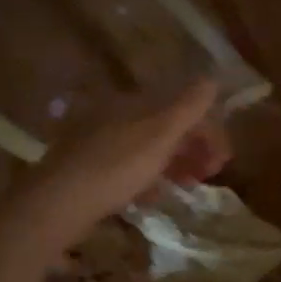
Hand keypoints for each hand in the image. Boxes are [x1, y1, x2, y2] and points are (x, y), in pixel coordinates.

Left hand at [18, 78, 231, 248]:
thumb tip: (212, 77)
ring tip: (186, 186)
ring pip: (149, 148)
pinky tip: (153, 196)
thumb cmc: (115, 167)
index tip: (223, 160)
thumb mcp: (159, 135)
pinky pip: (129, 167)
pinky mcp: (88, 168)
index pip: (182, 109)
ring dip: (175, 164)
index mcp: (132, 103)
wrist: (57, 204)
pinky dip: (149, 178)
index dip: (208, 131)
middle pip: (166, 127)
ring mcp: (99, 142)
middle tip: (208, 175)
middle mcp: (114, 115)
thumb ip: (188, 107)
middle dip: (193, 148)